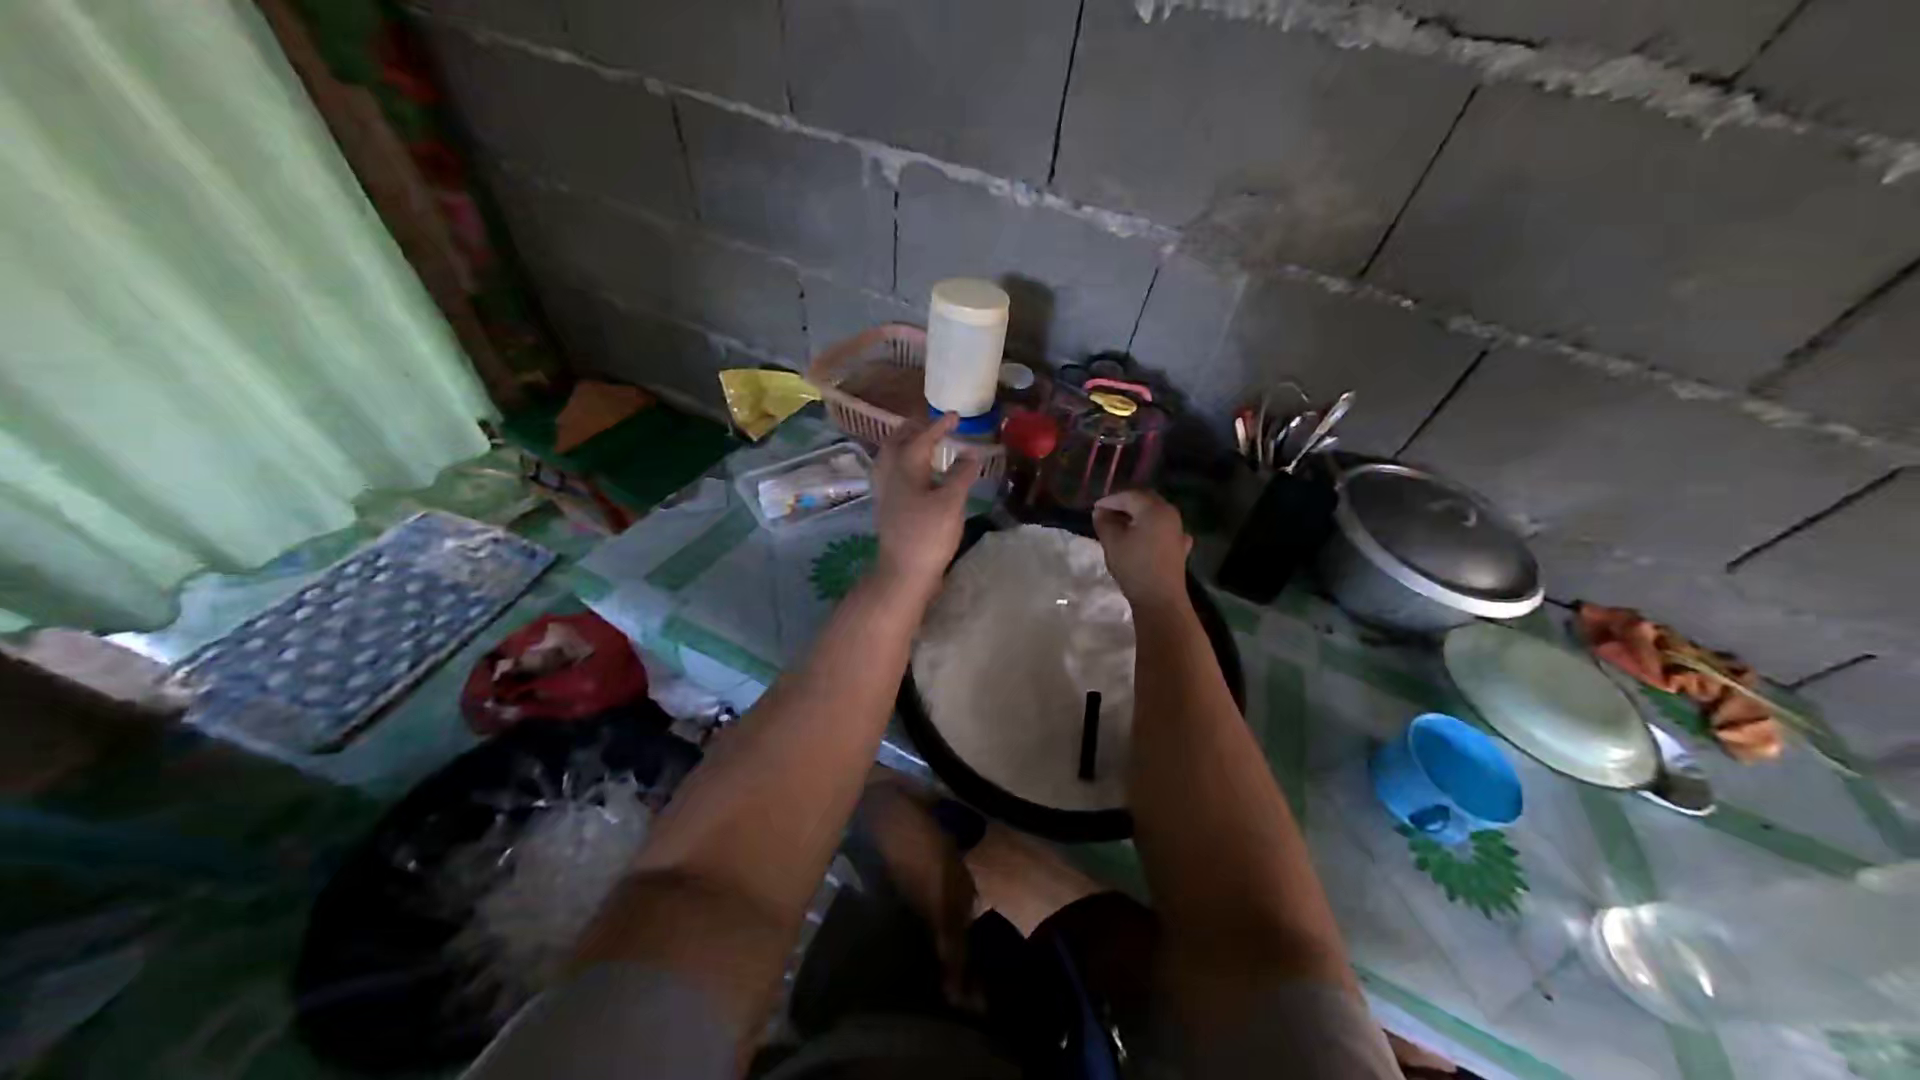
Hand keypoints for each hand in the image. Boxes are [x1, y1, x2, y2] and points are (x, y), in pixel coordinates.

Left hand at [872, 414, 980, 588]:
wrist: (903, 572)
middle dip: (914, 429)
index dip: (939, 426)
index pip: (922, 437)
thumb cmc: (929, 535)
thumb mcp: (952, 502)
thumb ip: (961, 474)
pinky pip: (890, 473)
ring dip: (904, 444)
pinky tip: (913, 473)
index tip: (955, 416)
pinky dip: (902, 463)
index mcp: (906, 467)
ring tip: (921, 443)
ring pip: (890, 457)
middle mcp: (890, 474)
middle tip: (933, 424)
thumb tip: (970, 453)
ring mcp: (884, 492)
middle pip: (897, 442)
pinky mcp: (886, 507)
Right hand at [1092, 489, 1191, 609]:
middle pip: (1145, 501)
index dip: (1110, 500)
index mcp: (1154, 509)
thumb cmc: (1134, 566)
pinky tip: (1143, 536)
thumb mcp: (1112, 542)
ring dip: (1137, 515)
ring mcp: (1178, 531)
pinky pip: (1162, 529)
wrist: (1160, 599)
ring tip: (1120, 525)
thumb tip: (1100, 511)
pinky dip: (1149, 528)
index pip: (1129, 496)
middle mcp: (1170, 514)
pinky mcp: (1179, 546)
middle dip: (1125, 504)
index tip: (1094, 508)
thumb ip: (1104, 522)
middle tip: (1106, 512)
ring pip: (1155, 514)